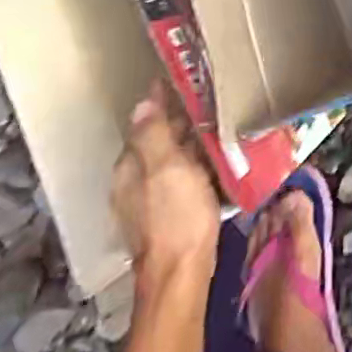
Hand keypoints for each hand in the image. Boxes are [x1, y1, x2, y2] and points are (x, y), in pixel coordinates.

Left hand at [113, 82, 220, 281]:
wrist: (181, 272)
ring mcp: (151, 199)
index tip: (186, 79)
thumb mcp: (167, 168)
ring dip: (190, 141)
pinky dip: (196, 163)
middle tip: (212, 97)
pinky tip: (216, 160)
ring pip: (172, 158)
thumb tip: (142, 102)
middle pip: (158, 139)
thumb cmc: (176, 215)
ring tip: (219, 122)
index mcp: (131, 166)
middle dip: (180, 119)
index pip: (145, 122)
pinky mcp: (170, 213)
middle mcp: (135, 180)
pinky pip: (183, 175)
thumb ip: (153, 134)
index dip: (162, 100)